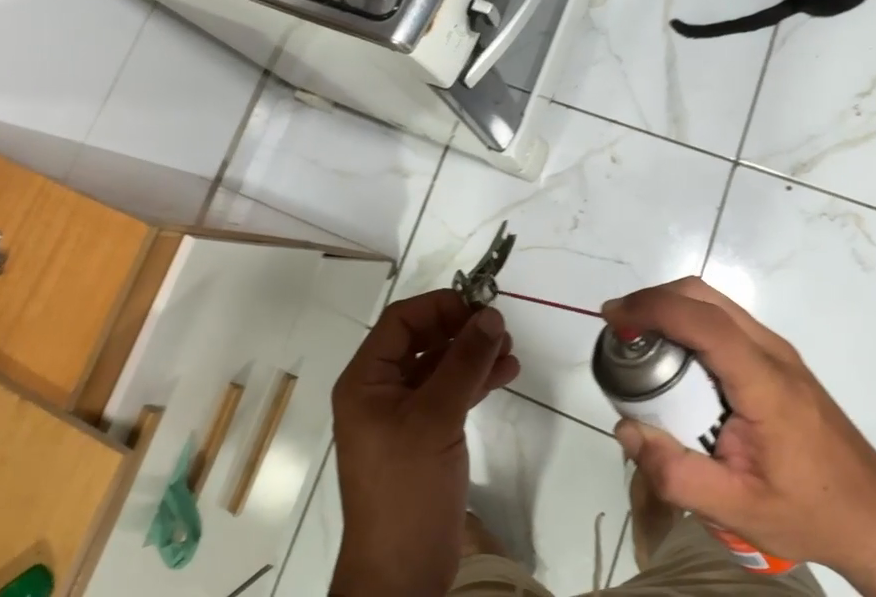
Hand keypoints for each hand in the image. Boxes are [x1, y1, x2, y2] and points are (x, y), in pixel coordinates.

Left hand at [330, 290, 519, 596]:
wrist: (402, 569)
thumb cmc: (407, 487)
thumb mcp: (436, 418)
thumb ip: (464, 363)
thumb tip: (490, 315)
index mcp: (365, 379)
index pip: (401, 322)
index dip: (439, 307)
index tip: (480, 305)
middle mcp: (380, 391)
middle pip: (421, 341)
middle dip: (461, 331)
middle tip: (501, 329)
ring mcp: (402, 415)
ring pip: (439, 368)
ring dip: (473, 355)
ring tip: (510, 350)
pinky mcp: (423, 438)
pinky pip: (448, 396)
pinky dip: (474, 382)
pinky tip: (505, 373)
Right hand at [602, 278, 875, 596]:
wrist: (875, 517)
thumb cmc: (810, 512)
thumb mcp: (738, 509)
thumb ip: (677, 474)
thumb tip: (626, 429)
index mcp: (765, 383)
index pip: (704, 323)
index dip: (654, 309)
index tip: (613, 317)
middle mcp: (773, 353)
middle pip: (705, 297)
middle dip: (654, 300)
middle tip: (617, 329)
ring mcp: (780, 353)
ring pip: (715, 303)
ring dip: (671, 309)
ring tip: (637, 341)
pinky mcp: (780, 362)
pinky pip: (726, 323)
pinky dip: (690, 323)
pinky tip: (673, 360)